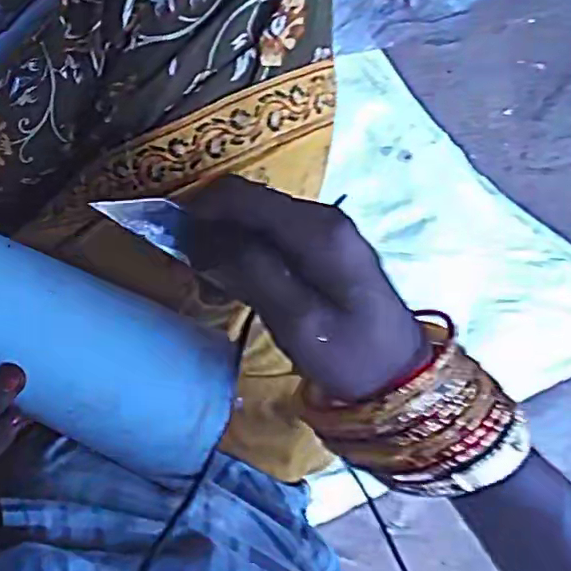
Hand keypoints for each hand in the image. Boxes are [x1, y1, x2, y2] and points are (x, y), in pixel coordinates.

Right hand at [187, 175, 426, 402]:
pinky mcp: (318, 245)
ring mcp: (321, 229)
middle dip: (210, 227)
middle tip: (188, 265)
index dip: (200, 207)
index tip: (173, 235)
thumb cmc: (348, 354)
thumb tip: (207, 236)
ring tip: (209, 281)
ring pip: (253, 217)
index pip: (242, 195)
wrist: (397, 376)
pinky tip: (233, 282)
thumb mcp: (296, 320)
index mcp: (316, 229)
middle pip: (247, 201)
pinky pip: (267, 234)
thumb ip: (253, 271)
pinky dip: (241, 251)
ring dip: (223, 242)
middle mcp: (320, 216)